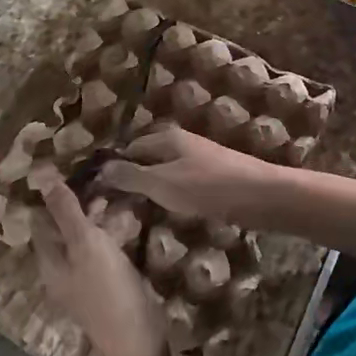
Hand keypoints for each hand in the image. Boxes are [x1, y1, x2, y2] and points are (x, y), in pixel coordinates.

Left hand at [32, 182, 166, 355]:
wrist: (137, 338)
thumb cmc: (107, 288)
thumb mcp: (86, 245)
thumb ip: (66, 212)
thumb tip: (43, 177)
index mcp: (50, 261)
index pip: (42, 219)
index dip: (56, 194)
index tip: (79, 168)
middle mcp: (62, 268)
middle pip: (64, 227)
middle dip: (80, 201)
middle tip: (104, 175)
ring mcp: (85, 276)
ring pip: (85, 236)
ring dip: (98, 214)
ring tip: (119, 190)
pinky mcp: (108, 280)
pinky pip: (103, 248)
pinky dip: (111, 231)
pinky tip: (130, 218)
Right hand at [100, 128, 272, 222]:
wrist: (260, 195)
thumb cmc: (208, 187)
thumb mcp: (163, 183)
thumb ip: (132, 176)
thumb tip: (102, 167)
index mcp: (168, 138)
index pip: (130, 148)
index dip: (113, 168)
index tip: (95, 193)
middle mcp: (183, 145)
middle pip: (148, 160)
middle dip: (130, 181)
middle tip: (110, 210)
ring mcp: (199, 162)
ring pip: (165, 174)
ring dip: (150, 192)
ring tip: (132, 216)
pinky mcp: (213, 180)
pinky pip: (182, 186)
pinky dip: (170, 198)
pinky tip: (166, 215)